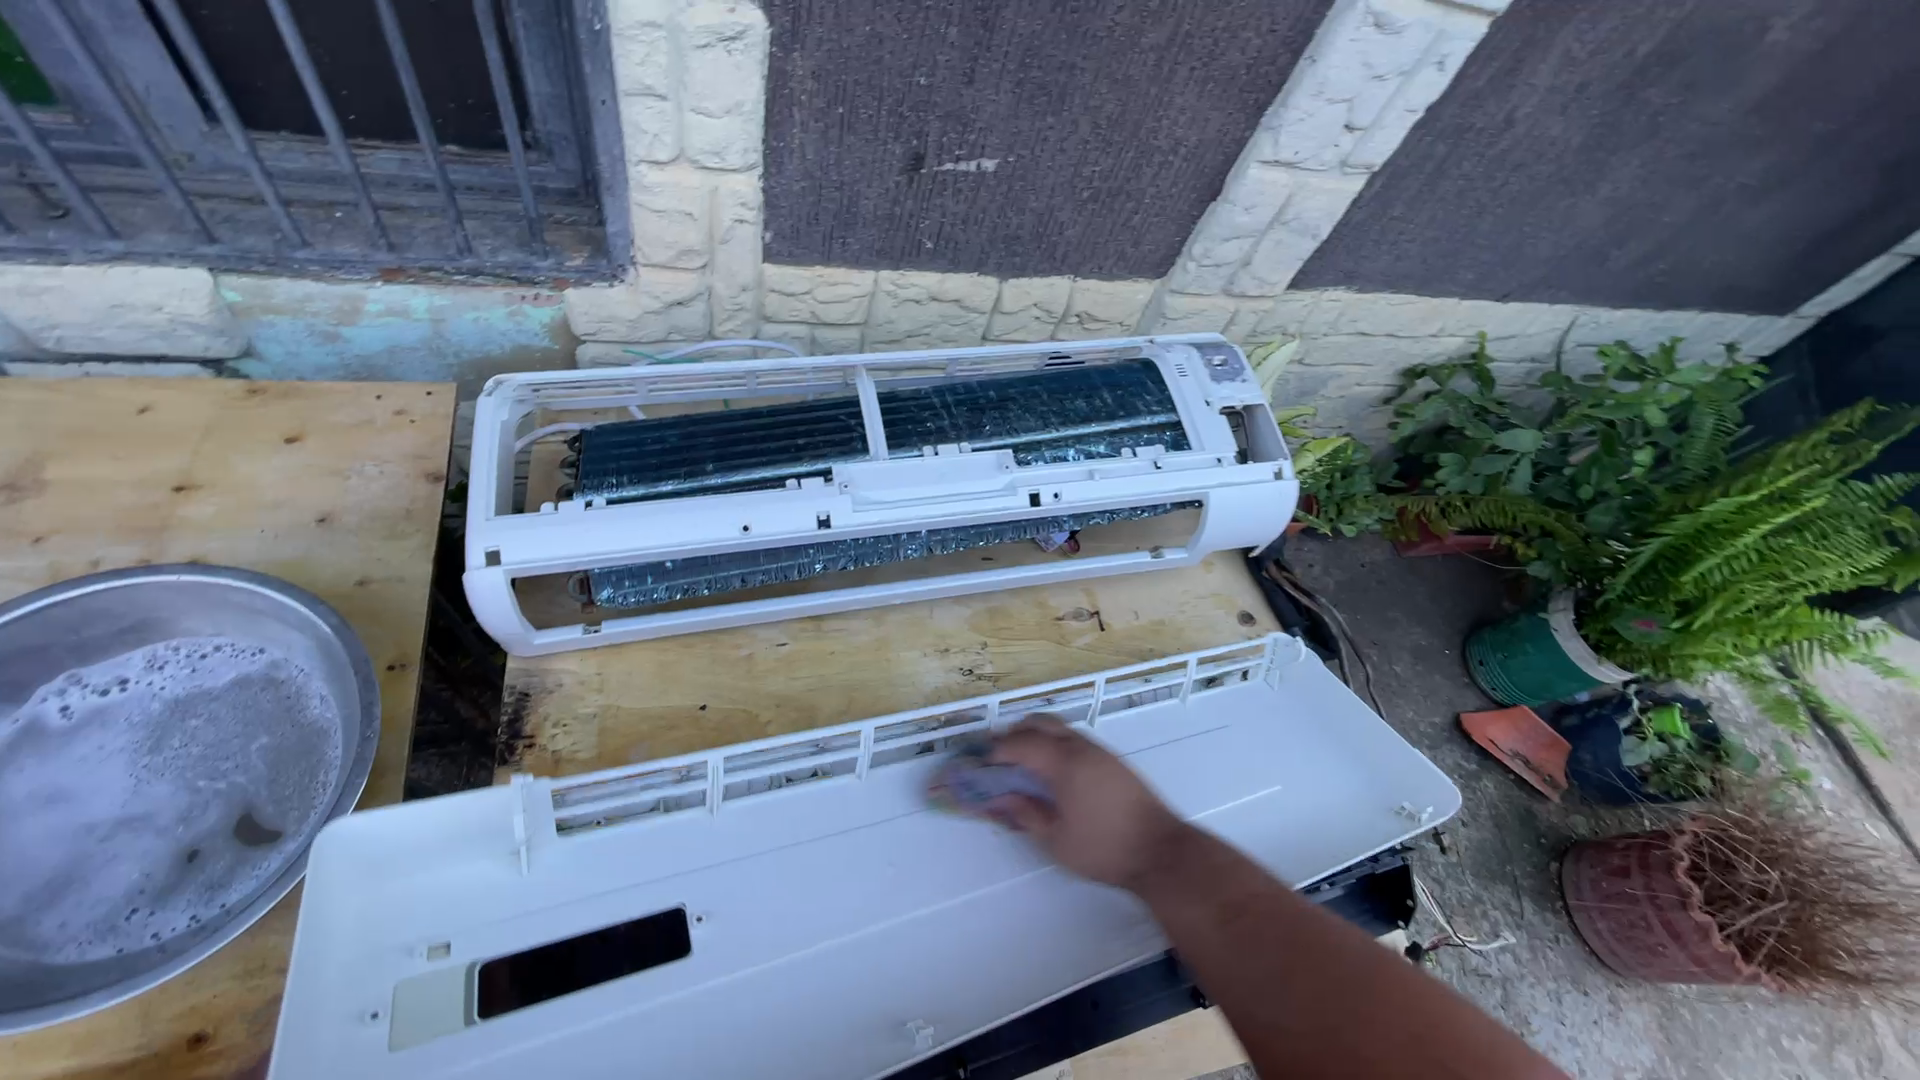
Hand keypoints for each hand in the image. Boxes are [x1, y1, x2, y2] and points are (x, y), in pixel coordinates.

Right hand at [974, 714, 1190, 890]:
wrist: (1161, 851)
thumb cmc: (1104, 849)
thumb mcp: (1056, 840)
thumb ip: (1026, 814)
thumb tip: (1001, 799)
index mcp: (1064, 763)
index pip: (1021, 744)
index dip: (997, 751)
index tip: (982, 764)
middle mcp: (1082, 748)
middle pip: (1041, 723)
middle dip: (1014, 734)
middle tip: (998, 756)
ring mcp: (1100, 751)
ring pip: (1060, 729)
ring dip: (1036, 736)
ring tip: (1021, 762)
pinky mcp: (1113, 761)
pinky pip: (1075, 740)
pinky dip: (1055, 744)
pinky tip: (1051, 770)